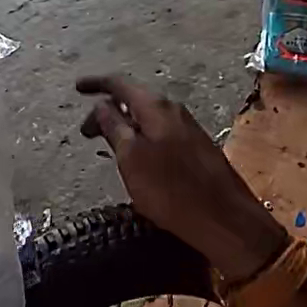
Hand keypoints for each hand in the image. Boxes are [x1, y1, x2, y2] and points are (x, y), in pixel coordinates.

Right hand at [78, 75, 287, 281]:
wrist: (229, 223)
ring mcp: (188, 128)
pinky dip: (142, 138)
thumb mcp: (131, 158)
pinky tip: (138, 158)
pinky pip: (160, 132)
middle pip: (133, 100)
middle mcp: (173, 110)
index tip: (77, 87)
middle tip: (87, 133)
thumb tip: (101, 105)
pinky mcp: (197, 149)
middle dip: (107, 111)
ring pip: (148, 118)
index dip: (96, 84)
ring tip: (109, 146)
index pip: (119, 84)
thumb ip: (113, 126)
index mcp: (155, 106)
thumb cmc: (172, 190)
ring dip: (125, 126)